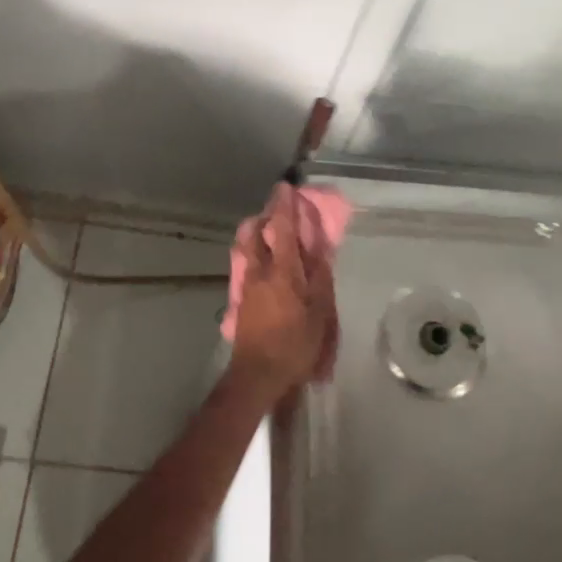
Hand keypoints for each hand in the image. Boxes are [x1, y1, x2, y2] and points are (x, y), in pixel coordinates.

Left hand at [229, 190, 333, 401]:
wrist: (257, 374)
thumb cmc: (295, 345)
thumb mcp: (319, 314)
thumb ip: (319, 280)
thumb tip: (320, 253)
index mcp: (282, 272)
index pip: (282, 230)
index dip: (283, 207)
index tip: (285, 187)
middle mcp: (260, 272)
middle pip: (254, 234)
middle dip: (264, 217)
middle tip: (275, 208)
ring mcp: (247, 286)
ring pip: (246, 249)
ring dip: (254, 234)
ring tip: (266, 230)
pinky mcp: (241, 301)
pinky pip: (246, 265)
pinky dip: (252, 252)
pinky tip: (262, 262)